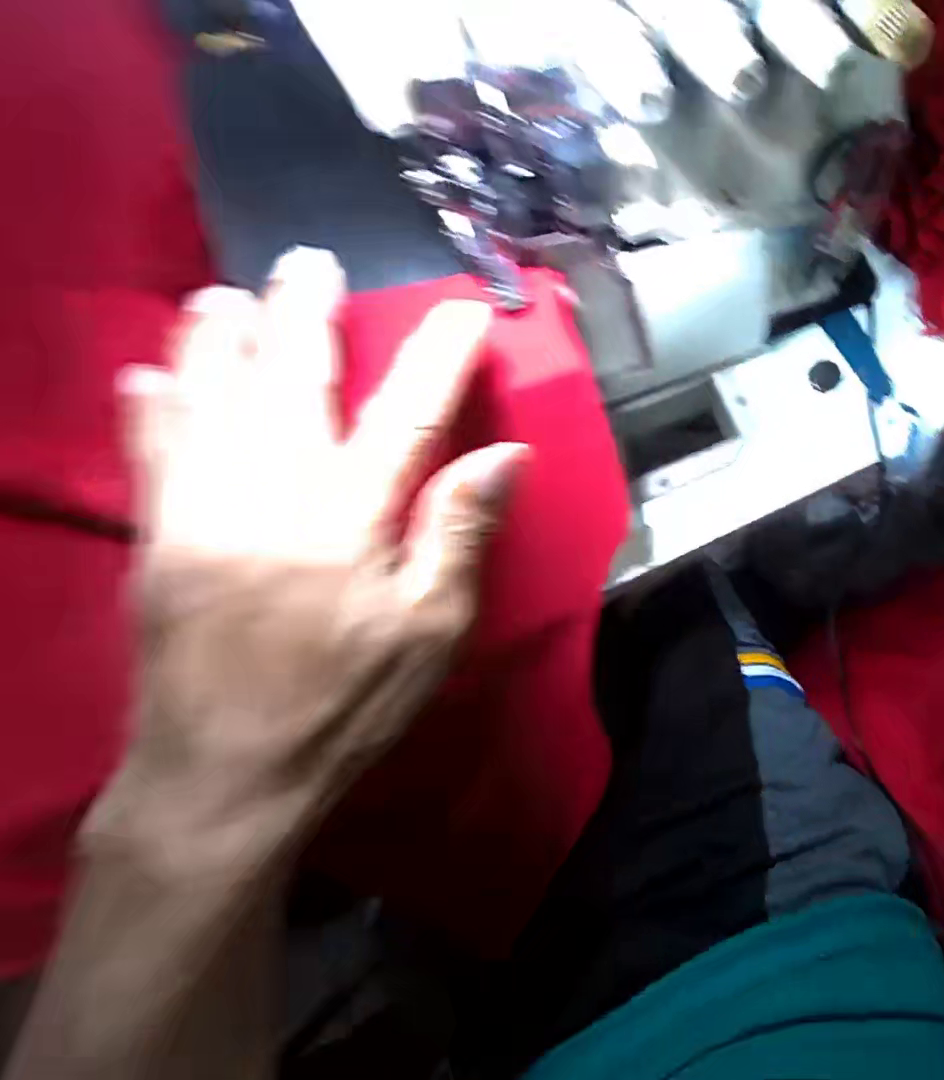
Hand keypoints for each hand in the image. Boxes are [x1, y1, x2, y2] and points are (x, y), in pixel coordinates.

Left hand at [92, 247, 524, 864]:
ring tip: (231, 292)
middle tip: (314, 263)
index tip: (465, 315)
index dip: (437, 360)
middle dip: (308, 320)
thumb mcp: (437, 623)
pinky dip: (153, 406)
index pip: (405, 418)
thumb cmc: (358, 695)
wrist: (227, 770)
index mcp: (348, 521)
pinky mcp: (162, 542)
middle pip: (289, 389)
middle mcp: (268, 499)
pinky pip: (154, 454)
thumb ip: (461, 531)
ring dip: (222, 341)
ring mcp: (201, 515)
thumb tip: (502, 456)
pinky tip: (151, 371)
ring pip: (209, 405)